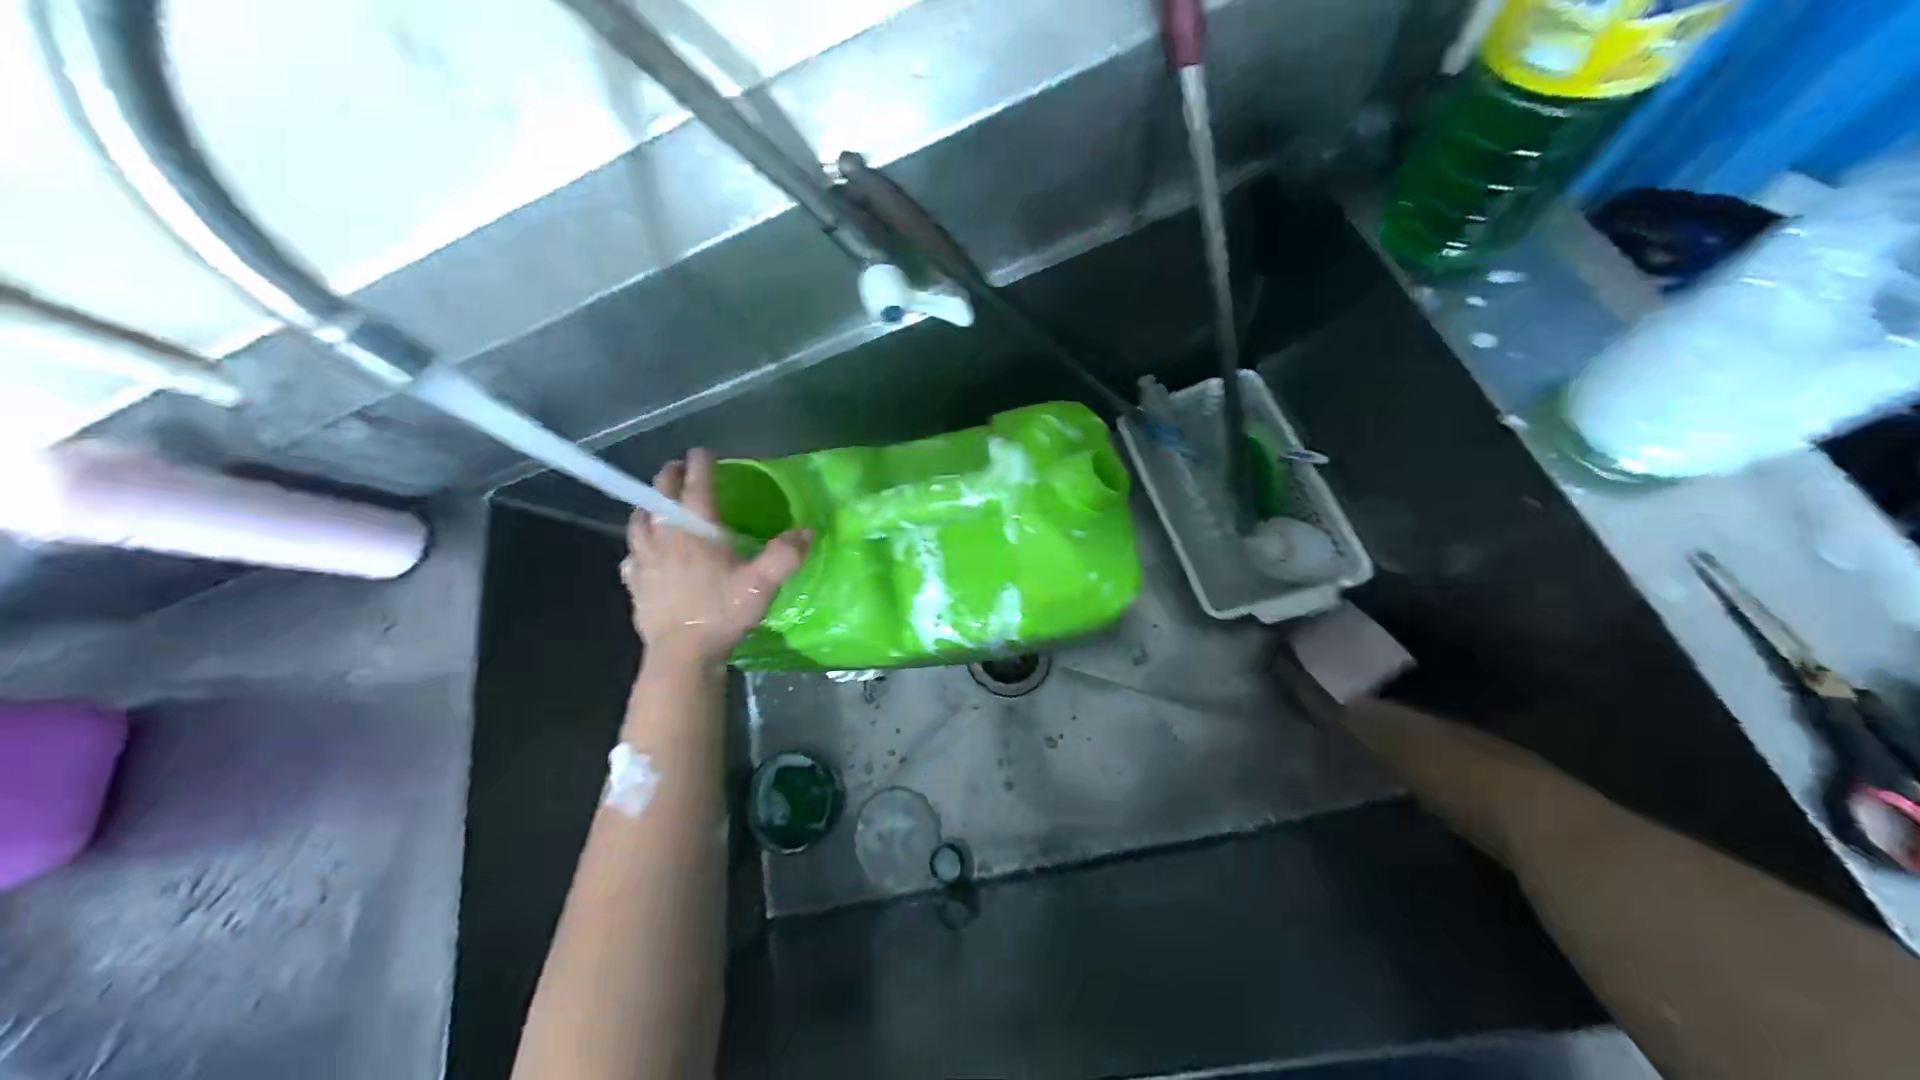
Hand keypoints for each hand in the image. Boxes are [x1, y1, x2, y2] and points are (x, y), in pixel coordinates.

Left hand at [619, 448, 811, 666]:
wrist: (682, 654)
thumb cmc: (721, 613)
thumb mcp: (762, 584)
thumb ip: (785, 555)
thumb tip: (806, 530)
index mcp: (696, 529)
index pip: (696, 485)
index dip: (700, 464)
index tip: (703, 452)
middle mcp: (665, 536)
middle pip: (661, 495)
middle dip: (669, 476)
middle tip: (678, 468)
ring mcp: (644, 559)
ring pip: (638, 520)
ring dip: (647, 505)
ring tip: (655, 502)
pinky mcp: (635, 582)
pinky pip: (631, 554)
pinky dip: (637, 544)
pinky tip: (642, 552)